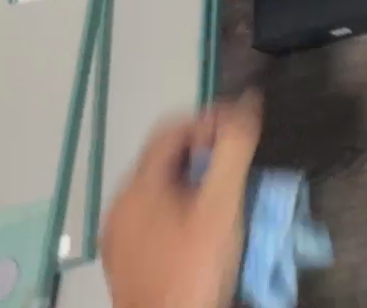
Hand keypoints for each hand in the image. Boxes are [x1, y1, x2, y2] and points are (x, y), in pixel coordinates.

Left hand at [101, 91, 262, 307]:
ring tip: (224, 197)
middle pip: (165, 158)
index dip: (209, 122)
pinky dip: (179, 207)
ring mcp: (118, 237)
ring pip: (160, 187)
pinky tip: (201, 228)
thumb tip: (248, 100)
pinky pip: (153, 215)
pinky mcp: (124, 261)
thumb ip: (234, 147)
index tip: (239, 137)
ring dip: (194, 180)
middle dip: (204, 152)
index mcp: (138, 187)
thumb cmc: (197, 266)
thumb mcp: (223, 202)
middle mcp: (120, 206)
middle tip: (235, 168)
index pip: (173, 129)